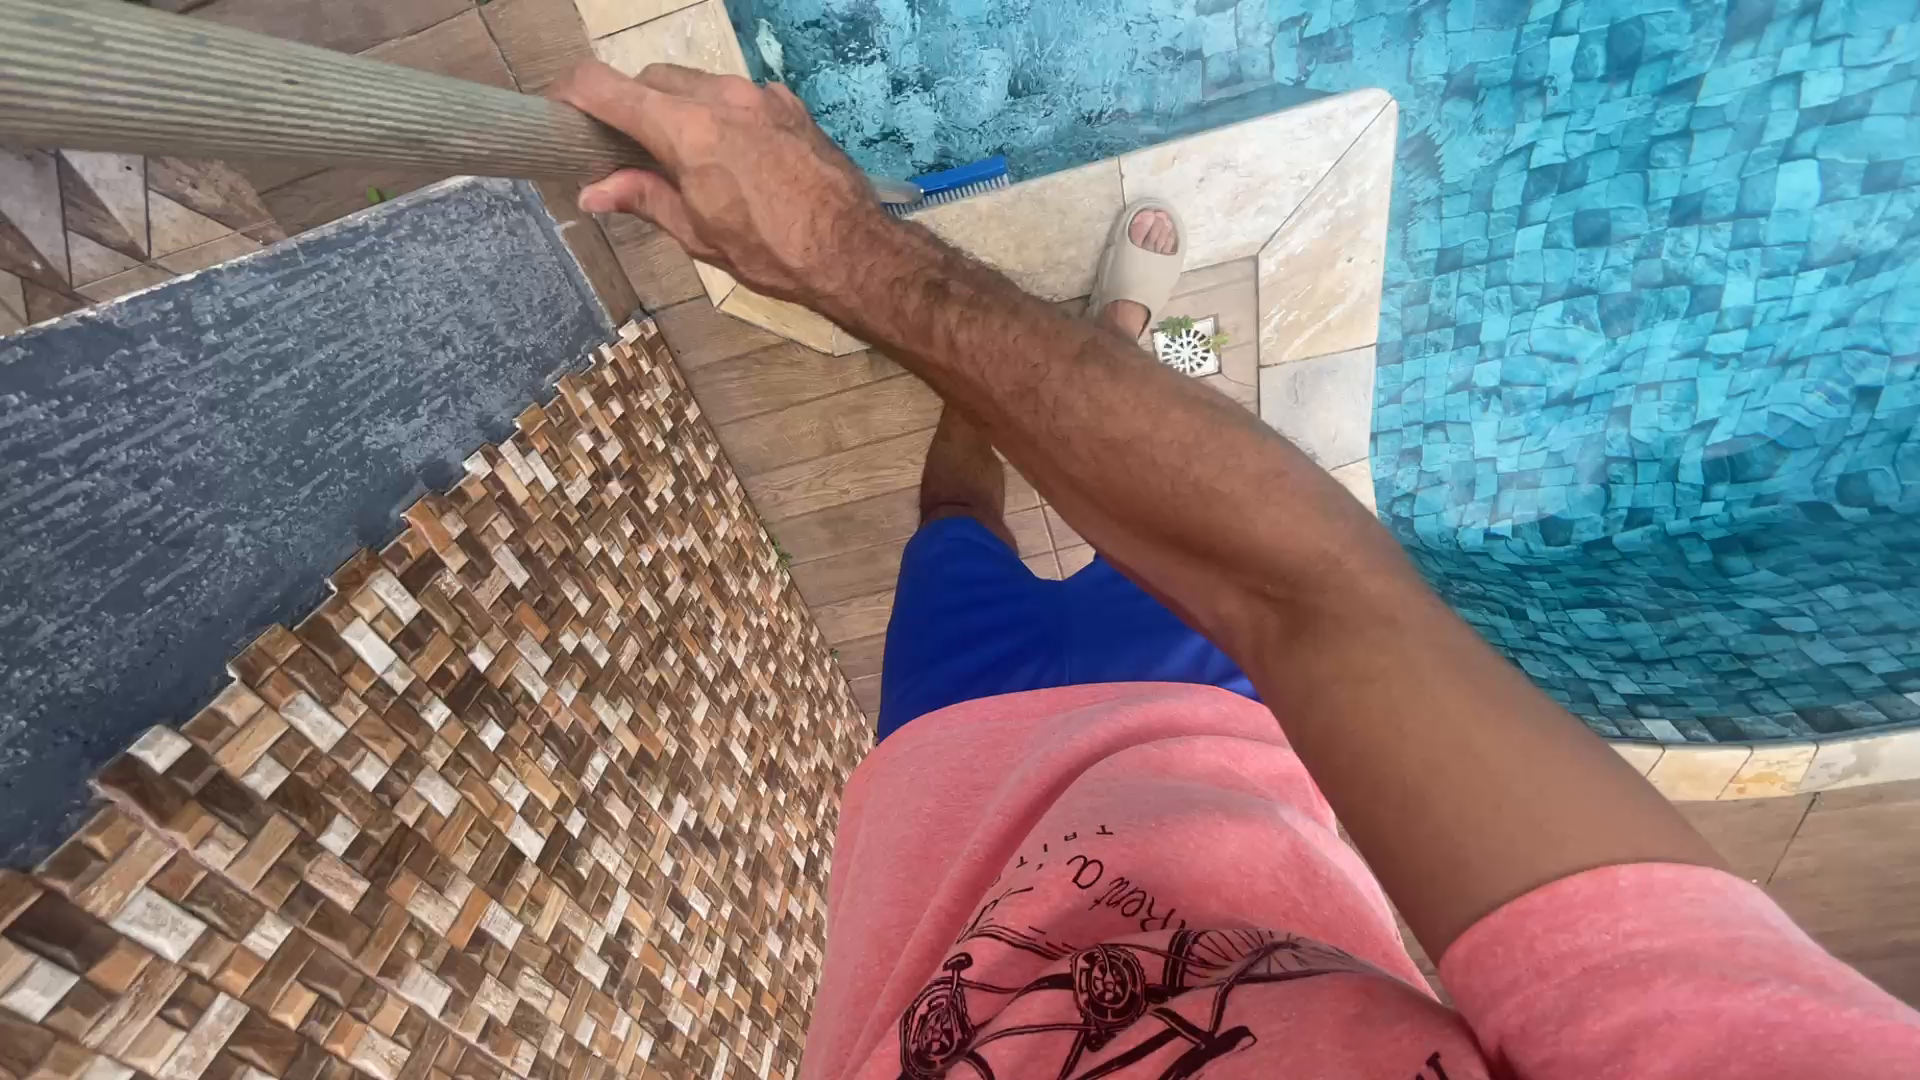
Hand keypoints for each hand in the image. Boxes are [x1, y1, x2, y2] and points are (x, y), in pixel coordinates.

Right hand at [551, 60, 894, 302]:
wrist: (854, 252)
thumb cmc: (775, 256)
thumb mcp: (701, 236)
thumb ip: (645, 201)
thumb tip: (593, 192)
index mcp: (687, 130)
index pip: (605, 86)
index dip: (573, 95)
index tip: (562, 114)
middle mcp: (722, 97)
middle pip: (653, 80)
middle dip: (633, 107)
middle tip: (632, 151)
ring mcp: (761, 96)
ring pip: (698, 83)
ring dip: (680, 109)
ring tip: (688, 159)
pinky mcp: (791, 105)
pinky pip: (741, 96)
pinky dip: (723, 115)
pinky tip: (737, 156)